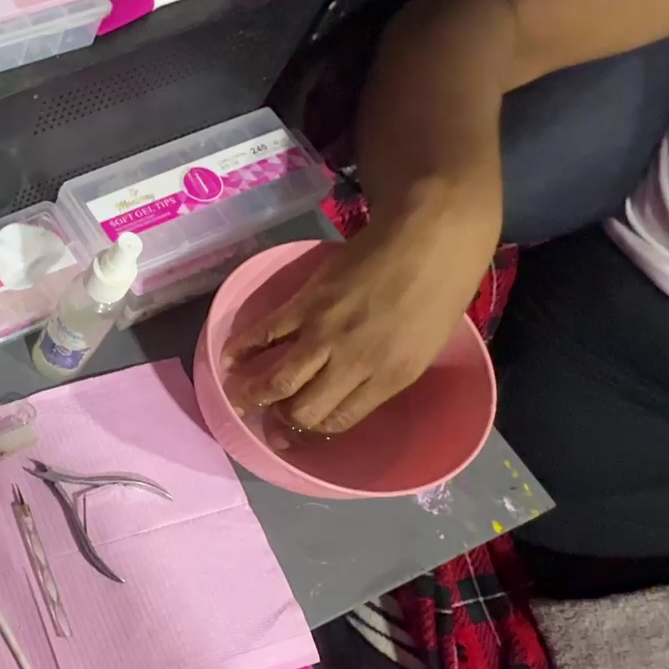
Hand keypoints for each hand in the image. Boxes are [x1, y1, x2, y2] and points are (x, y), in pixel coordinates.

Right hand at [223, 206, 492, 433]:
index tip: (297, 432)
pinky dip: (240, 350)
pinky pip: (263, 335)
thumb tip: (342, 391)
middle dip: (278, 421)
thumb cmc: (439, 290)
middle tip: (266, 417)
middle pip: (301, 410)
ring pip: (277, 381)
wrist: (431, 235)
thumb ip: (382, 374)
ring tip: (238, 398)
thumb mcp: (424, 347)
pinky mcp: (303, 306)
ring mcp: (324, 334)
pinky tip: (229, 359)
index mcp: (390, 377)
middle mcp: (353, 363)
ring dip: (251, 395)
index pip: (336, 422)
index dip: (311, 432)